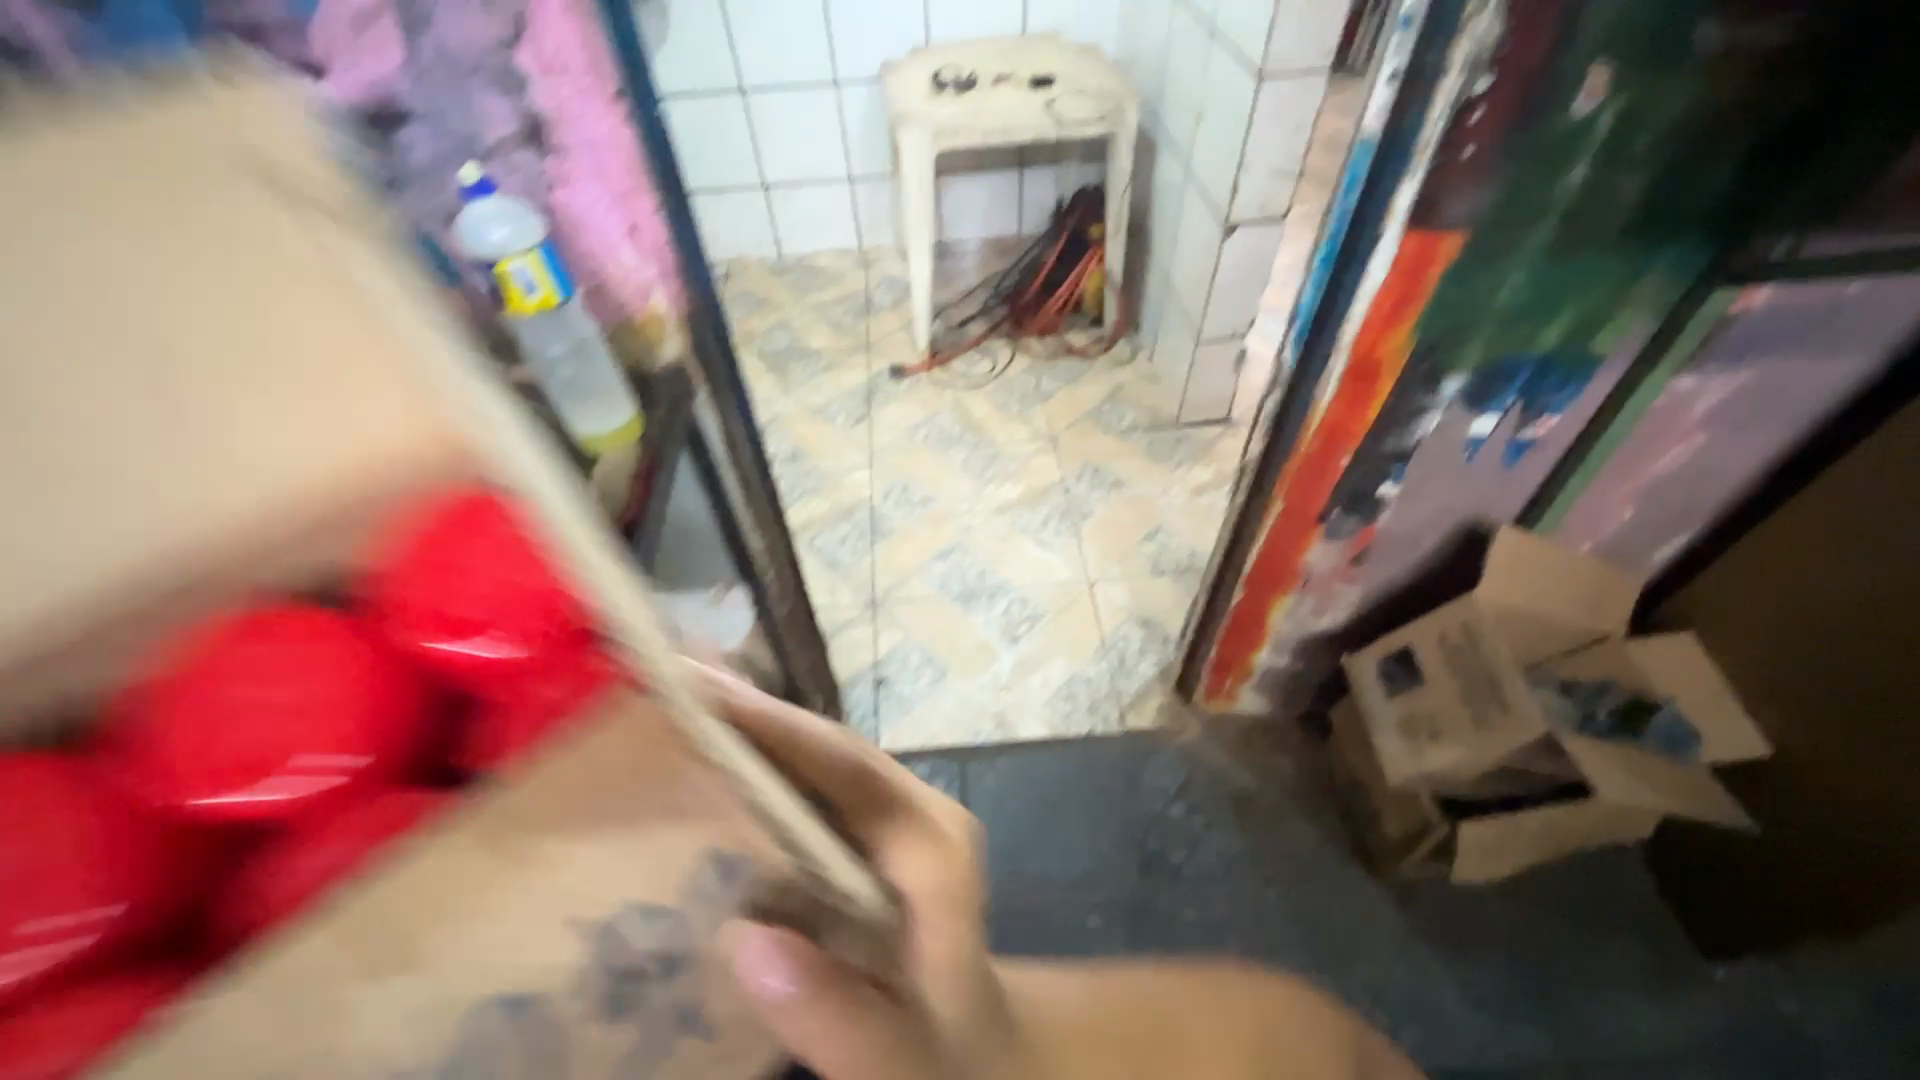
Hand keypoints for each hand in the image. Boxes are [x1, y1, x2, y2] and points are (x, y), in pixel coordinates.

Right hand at [684, 663, 1022, 1079]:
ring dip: (751, 733)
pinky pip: (812, 790)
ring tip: (667, 707)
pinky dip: (758, 773)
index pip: (849, 771)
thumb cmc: (945, 1056)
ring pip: (818, 760)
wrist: (981, 1049)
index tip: (700, 694)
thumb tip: (746, 938)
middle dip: (751, 715)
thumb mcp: (901, 1062)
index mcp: (934, 850)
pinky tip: (702, 767)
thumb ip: (837, 1016)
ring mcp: (898, 819)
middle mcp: (919, 813)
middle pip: (829, 750)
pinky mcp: (874, 835)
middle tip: (662, 683)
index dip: (776, 728)